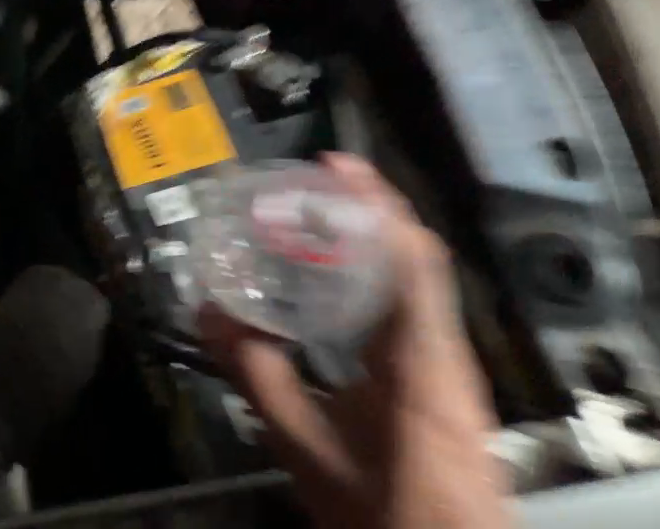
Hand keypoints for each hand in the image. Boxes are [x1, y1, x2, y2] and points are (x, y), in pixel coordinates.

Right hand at [198, 154, 511, 528]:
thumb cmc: (388, 508)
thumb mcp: (307, 446)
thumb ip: (257, 377)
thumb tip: (209, 313)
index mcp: (419, 357)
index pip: (410, 257)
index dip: (375, 202)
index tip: (334, 165)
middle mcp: (444, 352)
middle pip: (416, 258)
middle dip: (365, 212)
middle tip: (309, 188)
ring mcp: (450, 368)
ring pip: (415, 281)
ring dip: (369, 243)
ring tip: (314, 223)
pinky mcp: (444, 384)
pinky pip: (411, 308)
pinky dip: (372, 278)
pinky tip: (334, 286)